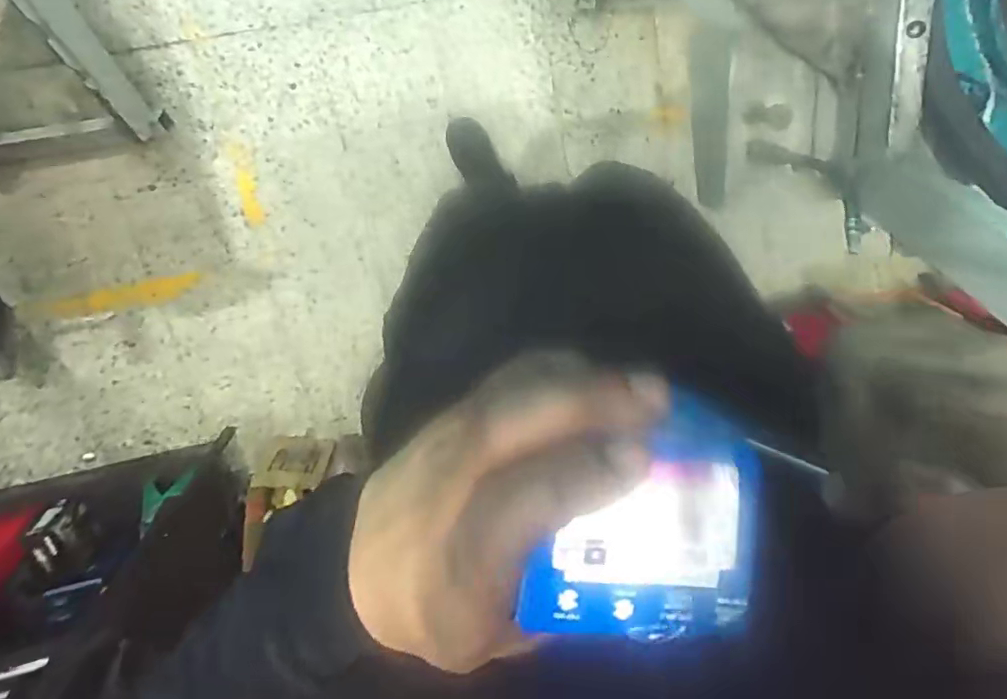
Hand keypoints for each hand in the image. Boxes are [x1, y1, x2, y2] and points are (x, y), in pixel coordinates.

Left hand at [347, 351, 669, 672]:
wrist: (351, 563)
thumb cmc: (428, 606)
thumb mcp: (485, 636)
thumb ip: (552, 603)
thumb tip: (627, 560)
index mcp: (459, 551)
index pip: (527, 498)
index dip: (587, 474)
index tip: (643, 457)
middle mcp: (450, 477)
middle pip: (517, 419)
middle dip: (590, 400)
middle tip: (655, 395)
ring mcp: (448, 432)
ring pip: (514, 385)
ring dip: (580, 376)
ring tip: (635, 382)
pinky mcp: (454, 409)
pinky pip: (510, 375)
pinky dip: (557, 368)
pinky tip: (594, 376)